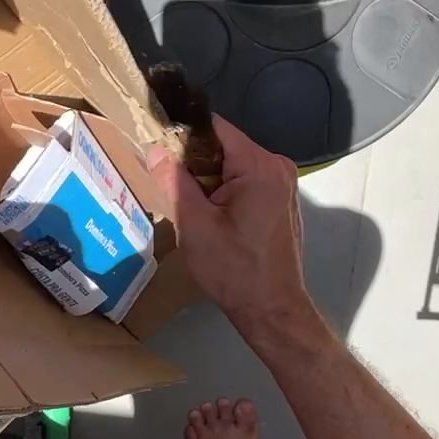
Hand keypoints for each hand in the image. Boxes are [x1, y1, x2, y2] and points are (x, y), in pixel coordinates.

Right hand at [145, 118, 321, 338]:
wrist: (272, 310)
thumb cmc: (233, 269)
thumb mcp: (193, 224)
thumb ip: (173, 181)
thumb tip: (154, 148)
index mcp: (259, 166)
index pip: (215, 128)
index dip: (183, 134)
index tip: (158, 149)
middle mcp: (277, 167)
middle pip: (224, 146)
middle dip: (194, 162)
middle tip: (168, 186)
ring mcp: (283, 184)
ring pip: (232, 166)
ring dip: (208, 181)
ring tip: (188, 206)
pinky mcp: (281, 201)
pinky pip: (245, 182)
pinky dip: (225, 193)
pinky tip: (211, 218)